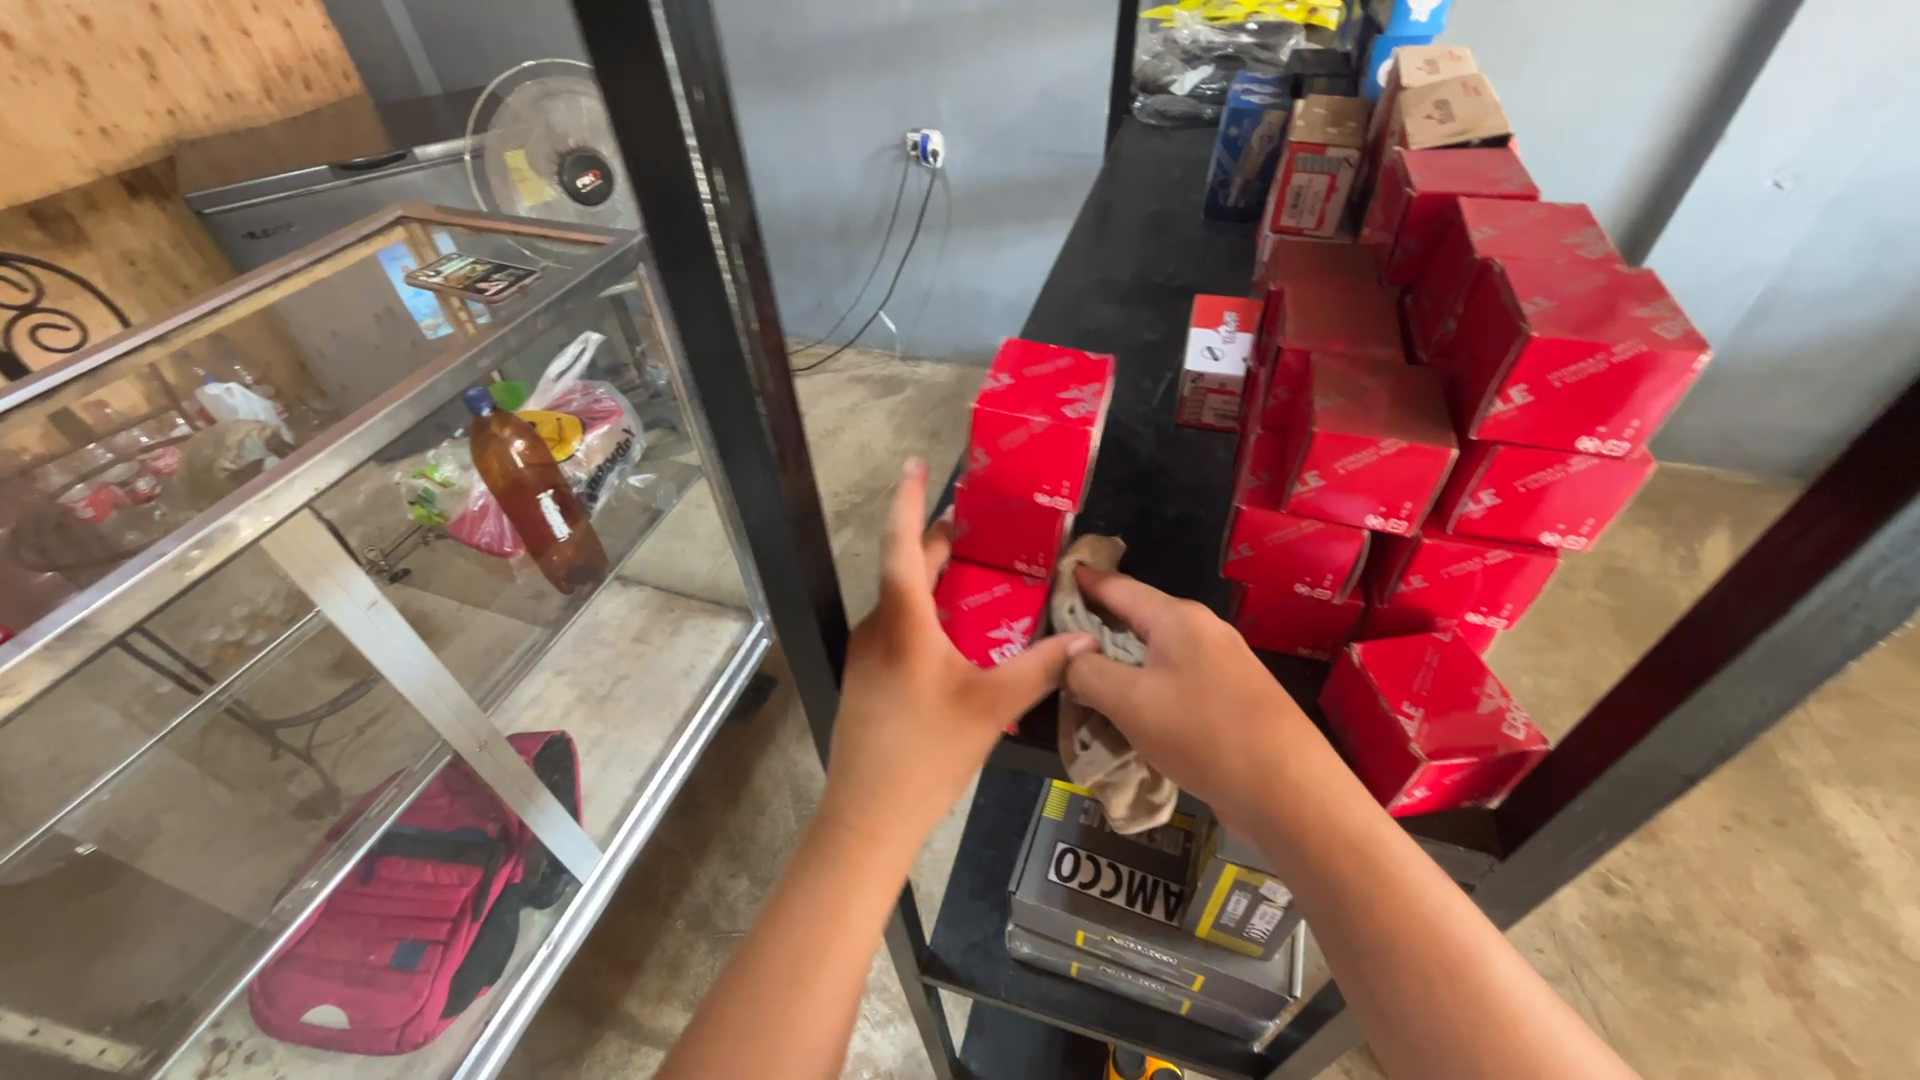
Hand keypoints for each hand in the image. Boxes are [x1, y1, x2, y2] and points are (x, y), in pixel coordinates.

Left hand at [818, 458, 1094, 853]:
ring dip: (935, 582)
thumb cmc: (926, 754)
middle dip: (936, 542)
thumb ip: (1041, 669)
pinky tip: (960, 636)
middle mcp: (878, 629)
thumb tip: (1086, 641)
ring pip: (902, 603)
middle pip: (905, 570)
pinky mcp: (869, 680)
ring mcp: (868, 656)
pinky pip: (900, 630)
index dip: (909, 501)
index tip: (915, 463)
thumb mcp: (991, 707)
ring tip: (976, 574)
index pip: (902, 545)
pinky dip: (928, 615)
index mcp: (902, 623)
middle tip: (976, 526)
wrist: (867, 816)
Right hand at [1063, 568, 1318, 831]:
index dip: (1081, 583)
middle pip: (1136, 620)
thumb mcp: (1130, 701)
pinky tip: (1127, 717)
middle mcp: (1201, 630)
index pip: (1116, 587)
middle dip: (1095, 631)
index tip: (1051, 580)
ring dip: (1118, 668)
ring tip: (1080, 685)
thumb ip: (1087, 672)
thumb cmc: (1203, 733)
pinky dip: (1144, 693)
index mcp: (1176, 618)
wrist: (1288, 791)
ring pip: (1153, 656)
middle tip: (1052, 645)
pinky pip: (1173, 683)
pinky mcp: (1229, 698)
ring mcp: (1220, 664)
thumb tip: (1071, 656)